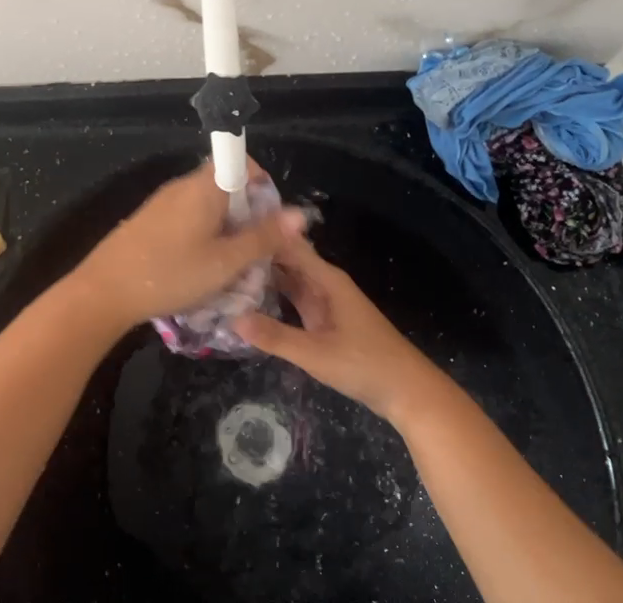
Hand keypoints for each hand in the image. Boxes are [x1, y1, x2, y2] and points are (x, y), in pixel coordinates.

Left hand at [63, 163, 305, 331]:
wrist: (104, 292)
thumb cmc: (171, 274)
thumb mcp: (226, 262)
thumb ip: (263, 237)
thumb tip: (299, 214)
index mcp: (204, 187)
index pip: (239, 158)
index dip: (261, 181)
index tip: (270, 215)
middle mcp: (183, 186)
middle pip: (225, 184)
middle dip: (248, 212)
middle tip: (257, 249)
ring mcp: (163, 203)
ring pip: (207, 205)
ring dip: (226, 229)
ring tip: (233, 265)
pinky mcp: (149, 222)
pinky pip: (187, 218)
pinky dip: (203, 236)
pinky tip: (201, 269)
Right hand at [234, 236, 447, 421]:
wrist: (407, 392)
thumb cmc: (366, 365)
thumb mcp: (316, 354)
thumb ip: (275, 336)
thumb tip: (232, 318)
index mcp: (326, 279)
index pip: (288, 245)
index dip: (260, 235)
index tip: (225, 229)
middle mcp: (324, 284)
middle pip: (286, 261)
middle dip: (255, 257)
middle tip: (214, 253)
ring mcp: (324, 302)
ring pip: (288, 281)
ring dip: (262, 278)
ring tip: (222, 272)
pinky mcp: (323, 321)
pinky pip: (293, 300)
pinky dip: (273, 299)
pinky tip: (247, 302)